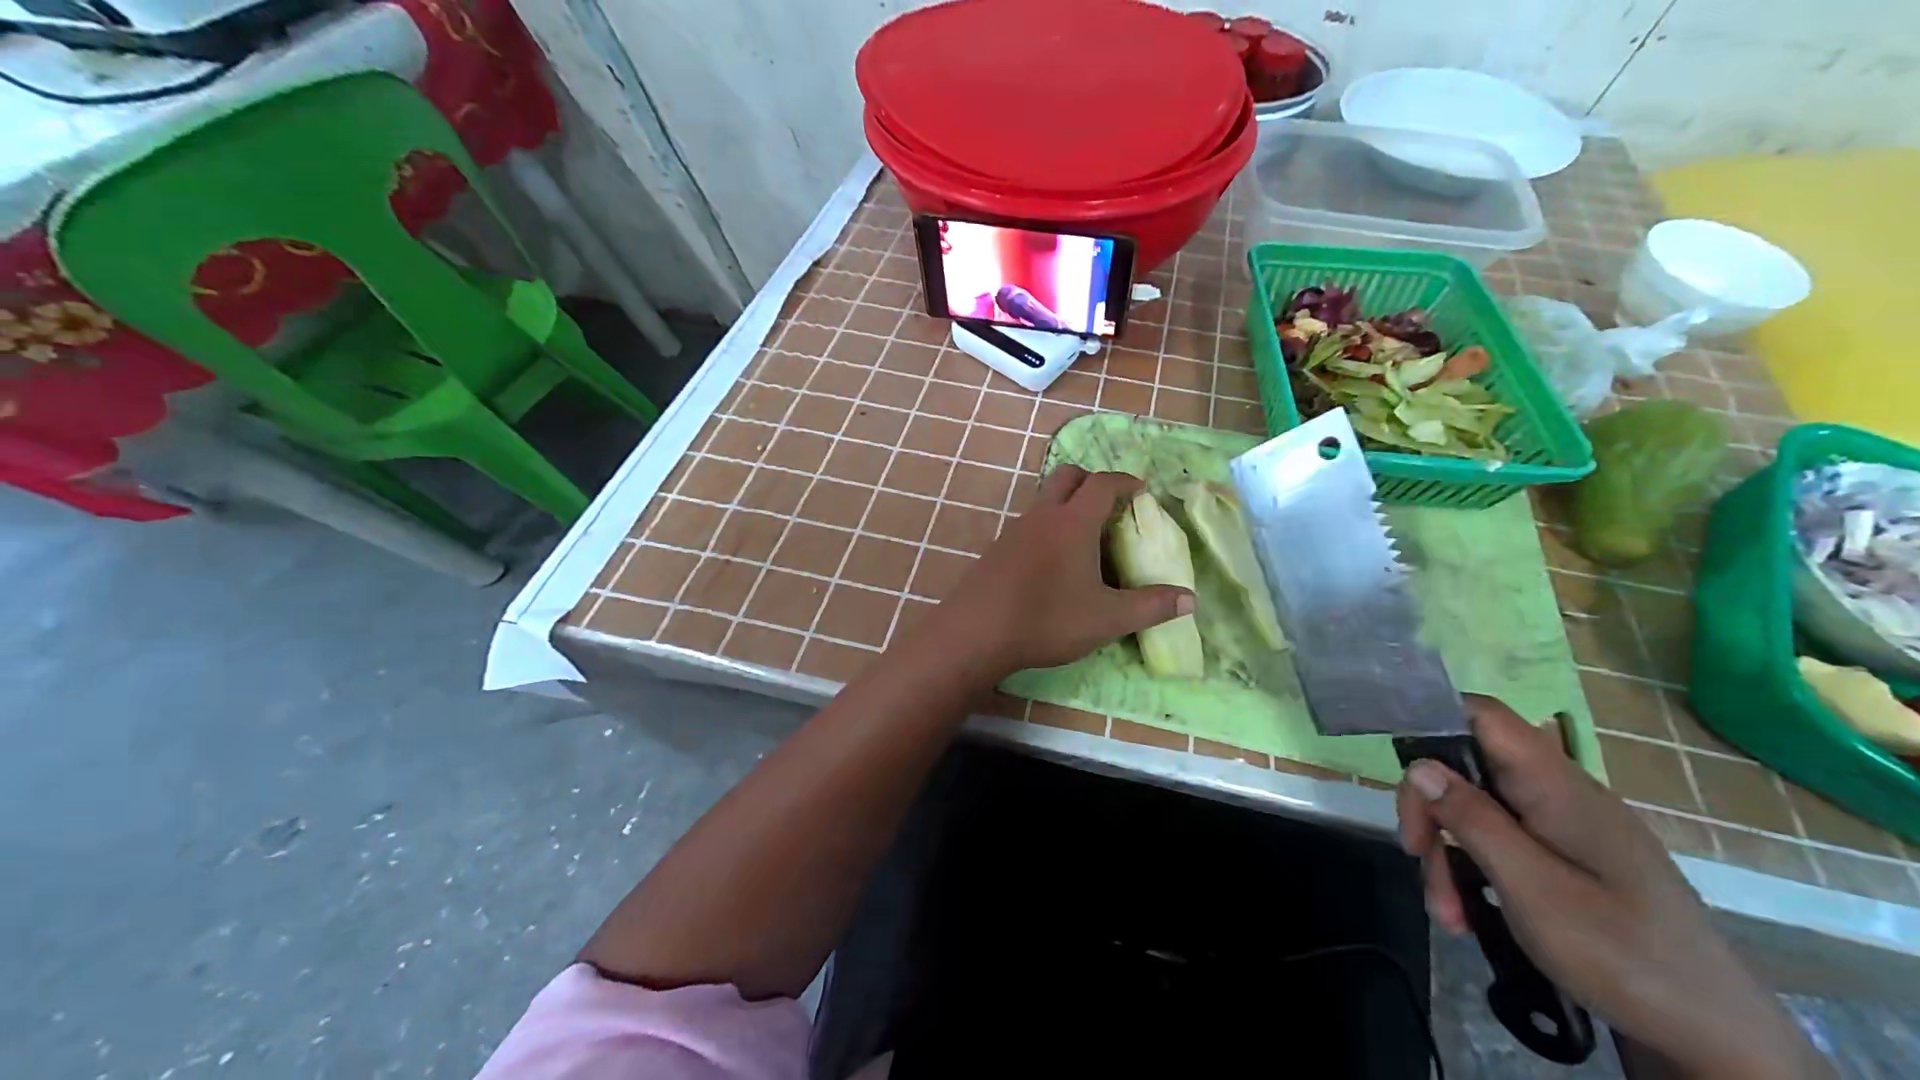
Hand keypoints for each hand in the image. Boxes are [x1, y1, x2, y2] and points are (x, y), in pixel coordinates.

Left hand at [920, 465, 1192, 676]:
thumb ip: (1150, 606)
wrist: (975, 633)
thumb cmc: (1046, 620)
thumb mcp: (1106, 619)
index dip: (1125, 481)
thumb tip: (1190, 599)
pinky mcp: (997, 549)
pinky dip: (1048, 528)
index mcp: (1072, 523)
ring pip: (1045, 500)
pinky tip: (1054, 564)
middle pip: (1067, 476)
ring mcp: (1014, 530)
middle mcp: (1042, 516)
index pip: (1102, 484)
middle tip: (1112, 505)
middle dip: (1092, 481)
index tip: (1141, 489)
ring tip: (1087, 539)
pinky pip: (1029, 524)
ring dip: (1068, 506)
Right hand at [1397, 697, 1827, 1078]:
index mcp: (1558, 787)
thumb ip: (1473, 820)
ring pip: (1479, 813)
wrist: (1719, 1040)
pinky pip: (1503, 844)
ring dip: (1450, 855)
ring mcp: (1567, 829)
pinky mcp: (1570, 861)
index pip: (1485, 715)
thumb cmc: (1625, 955)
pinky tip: (1471, 914)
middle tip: (1414, 855)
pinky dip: (1476, 872)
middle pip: (1469, 769)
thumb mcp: (1533, 889)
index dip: (1433, 719)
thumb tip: (1419, 764)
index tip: (1402, 770)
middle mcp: (1561, 796)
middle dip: (1432, 811)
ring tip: (1449, 914)